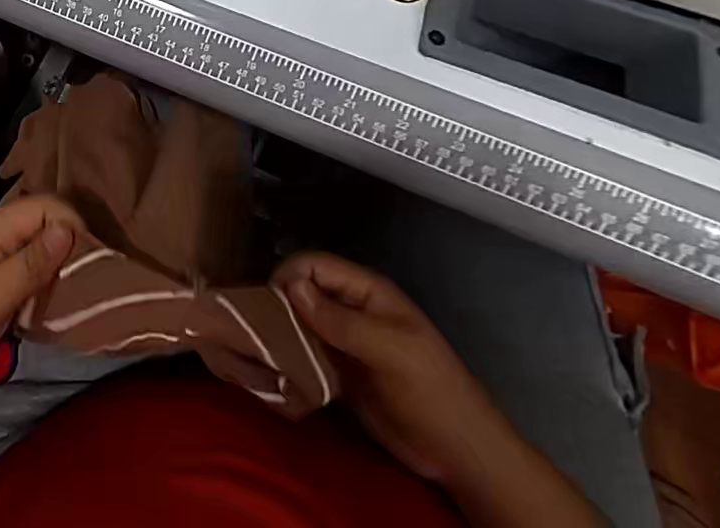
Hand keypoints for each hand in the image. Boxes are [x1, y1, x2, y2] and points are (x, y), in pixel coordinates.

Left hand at [0, 196, 82, 381]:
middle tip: (83, 280)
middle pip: (45, 220)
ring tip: (68, 292)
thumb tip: (67, 230)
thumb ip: (32, 262)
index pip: (46, 206)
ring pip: (40, 241)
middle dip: (67, 245)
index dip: (71, 226)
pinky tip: (48, 298)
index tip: (89, 261)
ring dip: (56, 264)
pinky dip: (43, 276)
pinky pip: (30, 261)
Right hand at [275, 251, 518, 485]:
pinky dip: (289, 360)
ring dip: (280, 335)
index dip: (289, 277)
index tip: (266, 305)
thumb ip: (341, 320)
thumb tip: (292, 287)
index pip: (314, 265)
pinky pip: (304, 354)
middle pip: (302, 291)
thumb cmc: (431, 392)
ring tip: (262, 354)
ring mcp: (344, 341)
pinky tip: (278, 373)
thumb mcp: (390, 352)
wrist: (460, 454)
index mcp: (366, 291)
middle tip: (259, 333)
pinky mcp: (338, 371)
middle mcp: (350, 309)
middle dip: (279, 306)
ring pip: (299, 323)